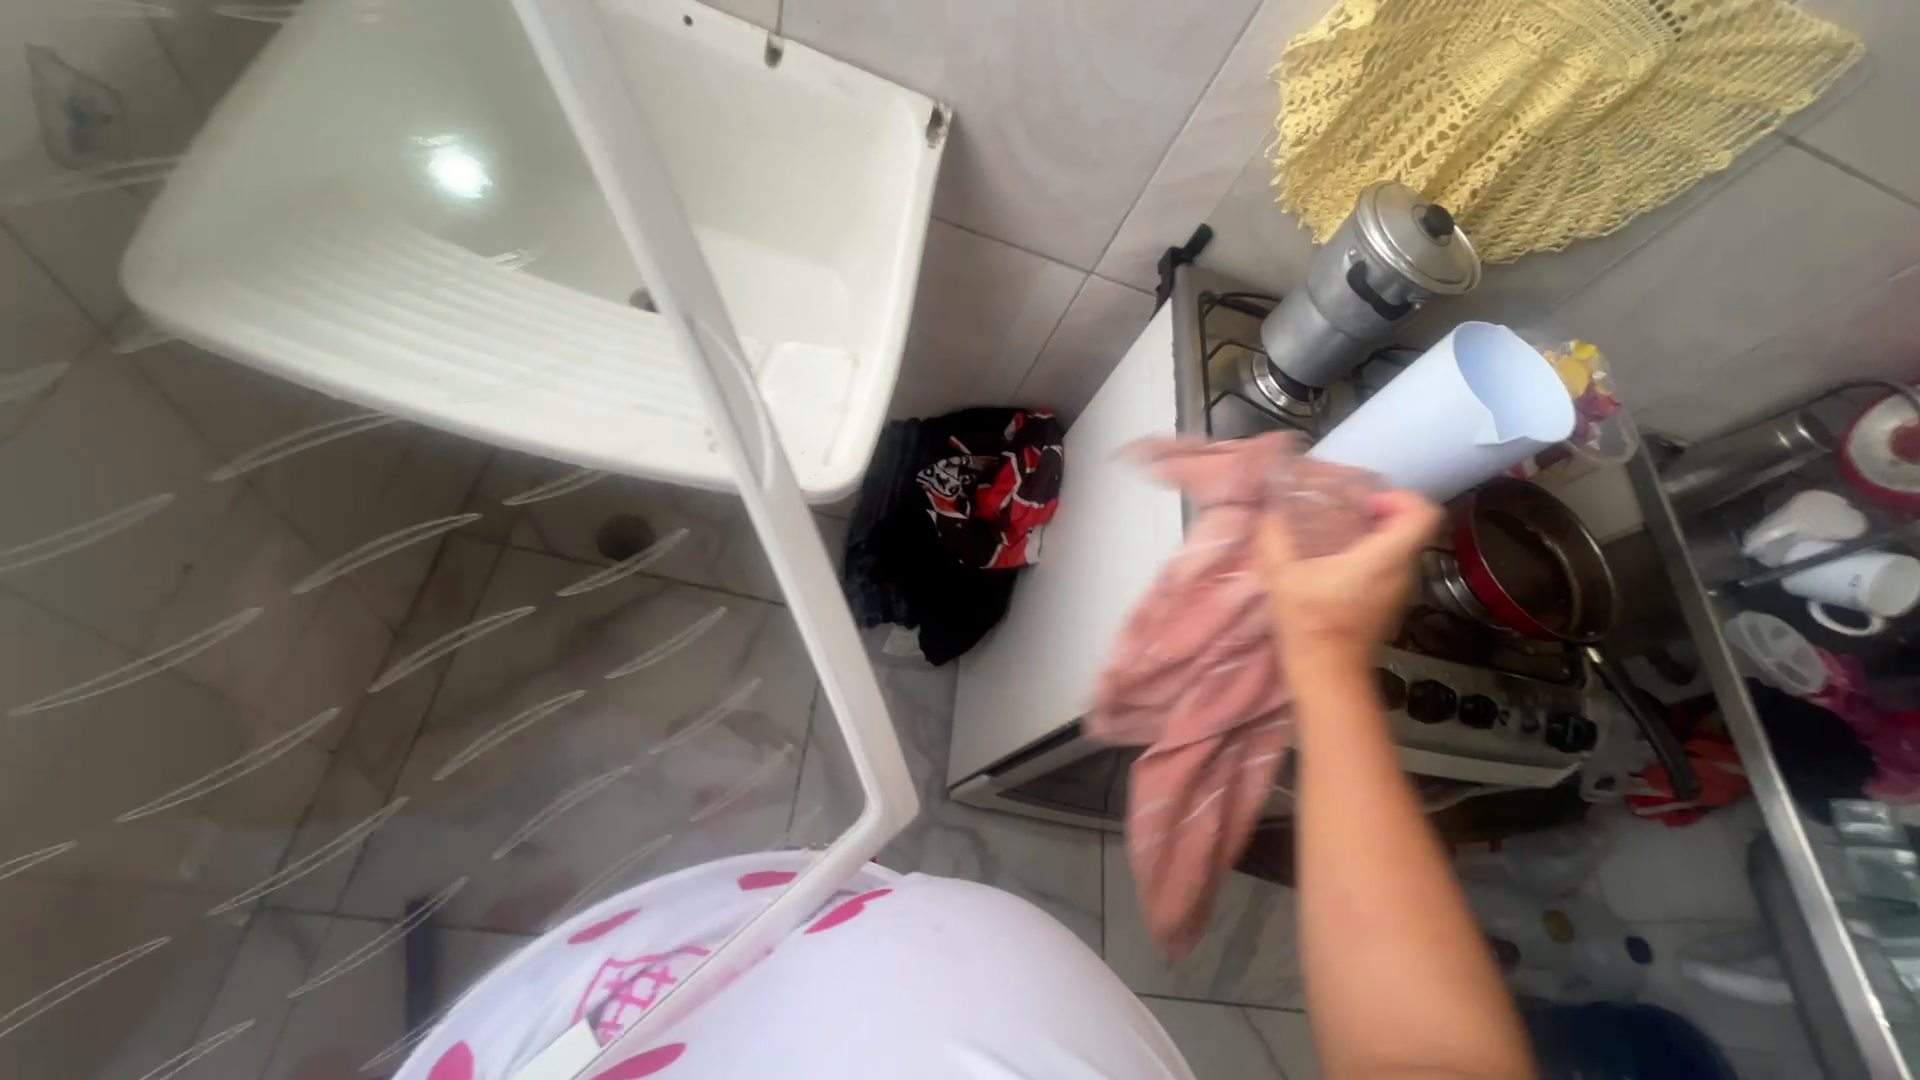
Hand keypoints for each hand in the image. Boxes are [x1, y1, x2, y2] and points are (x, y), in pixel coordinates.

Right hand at [1259, 489, 1442, 667]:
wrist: (1326, 672)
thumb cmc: (1309, 623)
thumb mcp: (1282, 576)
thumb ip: (1275, 538)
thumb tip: (1269, 512)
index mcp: (1384, 558)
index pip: (1422, 513)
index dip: (1399, 497)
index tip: (1365, 502)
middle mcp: (1402, 571)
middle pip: (1413, 527)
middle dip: (1384, 512)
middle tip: (1348, 511)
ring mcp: (1400, 590)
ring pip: (1404, 548)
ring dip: (1379, 534)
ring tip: (1341, 536)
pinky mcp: (1391, 604)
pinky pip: (1393, 567)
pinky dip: (1375, 556)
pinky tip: (1340, 565)